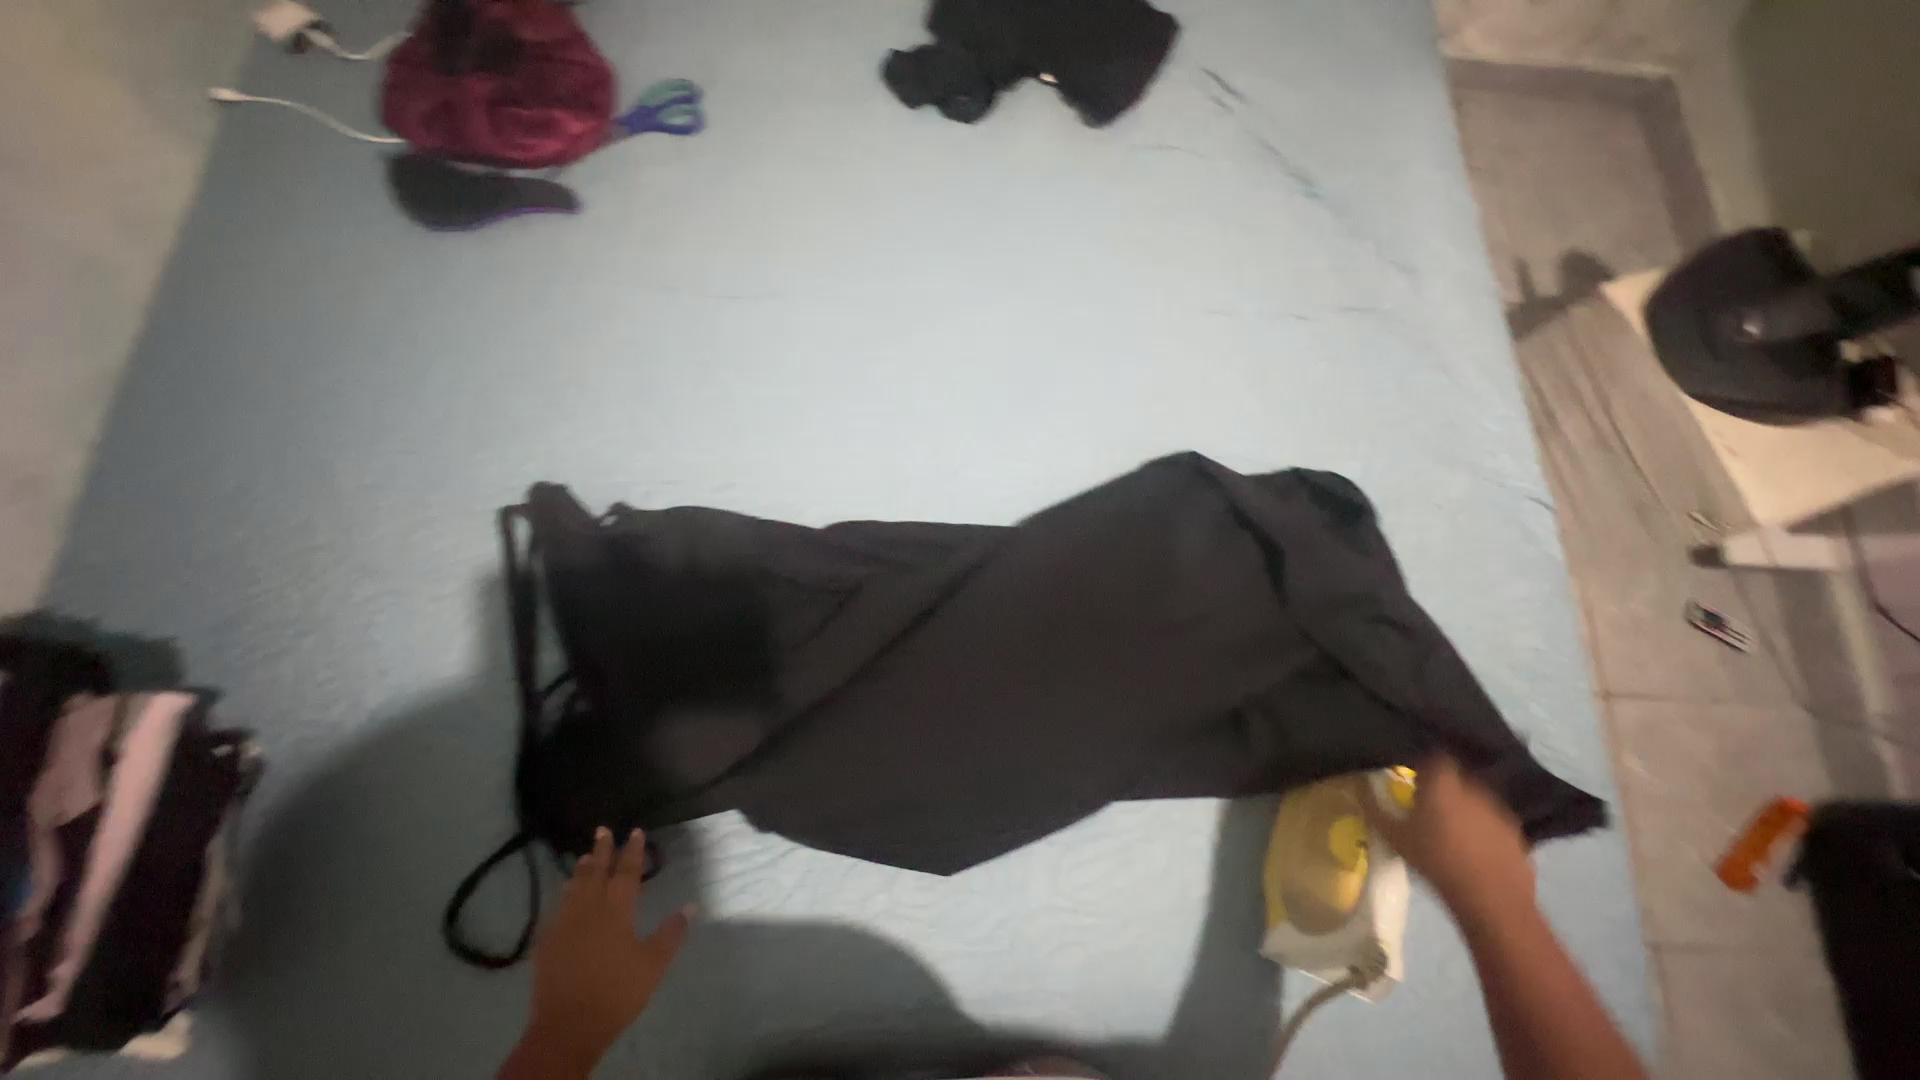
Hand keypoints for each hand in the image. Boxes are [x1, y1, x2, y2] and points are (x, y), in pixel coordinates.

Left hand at [501, 828, 691, 1079]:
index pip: (626, 873)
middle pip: (595, 873)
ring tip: (584, 857)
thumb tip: (691, 906)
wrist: (567, 1027)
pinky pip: (558, 909)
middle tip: (602, 830)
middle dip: (602, 851)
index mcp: (616, 911)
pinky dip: (565, 895)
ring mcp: (564, 926)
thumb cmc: (617, 992)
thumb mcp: (653, 964)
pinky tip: (565, 896)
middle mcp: (588, 910)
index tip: (635, 832)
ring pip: (574, 889)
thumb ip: (671, 933)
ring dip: (581, 870)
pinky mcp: (548, 944)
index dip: (632, 852)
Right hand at [1365, 755, 1535, 930]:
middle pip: (1456, 778)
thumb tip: (1359, 785)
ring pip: (1477, 800)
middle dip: (1444, 788)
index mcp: (1443, 782)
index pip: (1433, 758)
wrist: (1491, 899)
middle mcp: (1473, 788)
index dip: (1423, 767)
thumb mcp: (1393, 836)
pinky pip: (1494, 822)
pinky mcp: (1517, 833)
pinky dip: (1484, 829)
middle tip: (1428, 808)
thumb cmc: (1435, 860)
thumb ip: (1374, 807)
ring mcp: (1499, 810)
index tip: (1412, 781)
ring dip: (1465, 809)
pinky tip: (1476, 849)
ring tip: (1453, 831)